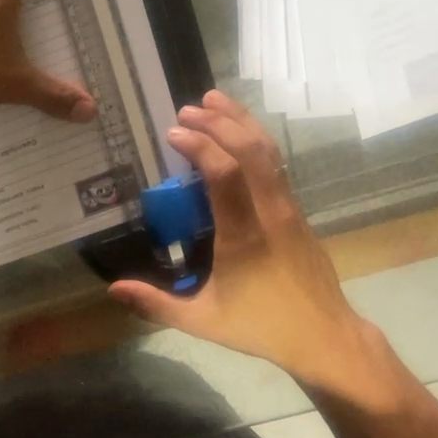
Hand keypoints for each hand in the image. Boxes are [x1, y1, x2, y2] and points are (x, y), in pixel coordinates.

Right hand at [109, 92, 380, 398]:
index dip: (201, 146)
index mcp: (244, 236)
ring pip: (269, 153)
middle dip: (219, 123)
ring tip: (215, 102)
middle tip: (187, 109)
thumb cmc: (260, 328)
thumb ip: (156, 304)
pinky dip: (255, 143)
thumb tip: (113, 288)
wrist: (323, 336)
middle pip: (251, 150)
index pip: (225, 174)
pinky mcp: (297, 214)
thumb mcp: (201, 321)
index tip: (173, 133)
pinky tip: (241, 137)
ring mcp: (289, 210)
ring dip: (241, 123)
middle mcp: (270, 212)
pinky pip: (276, 167)